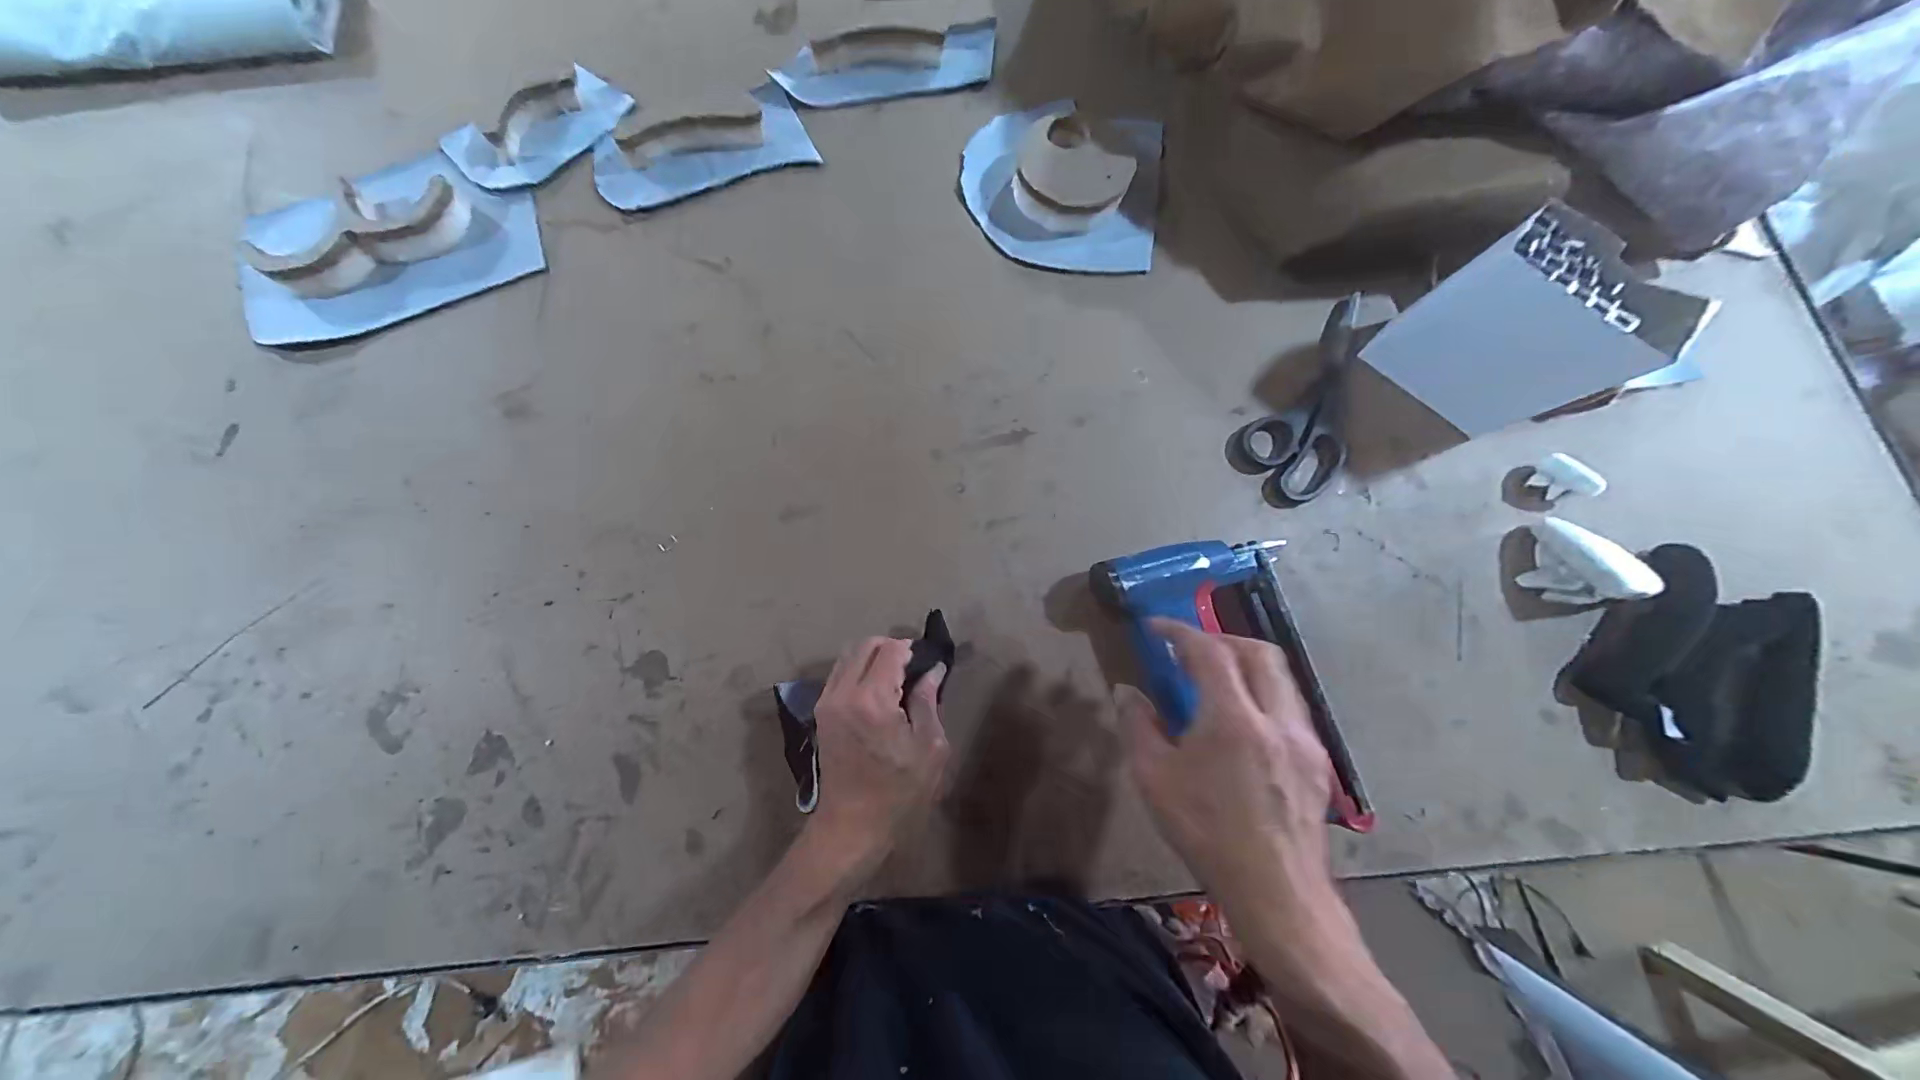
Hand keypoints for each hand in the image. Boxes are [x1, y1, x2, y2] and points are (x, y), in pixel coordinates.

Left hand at [806, 637, 949, 881]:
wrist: (851, 826)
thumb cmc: (898, 792)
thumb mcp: (929, 748)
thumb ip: (929, 701)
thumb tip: (932, 670)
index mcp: (871, 700)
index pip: (890, 650)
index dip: (912, 650)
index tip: (928, 662)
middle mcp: (842, 693)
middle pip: (866, 645)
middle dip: (892, 648)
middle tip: (914, 669)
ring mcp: (826, 702)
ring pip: (849, 656)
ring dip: (874, 658)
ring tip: (897, 679)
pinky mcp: (820, 712)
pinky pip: (840, 674)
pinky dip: (859, 671)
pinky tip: (878, 692)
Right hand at [1118, 618, 1333, 906]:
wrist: (1277, 892)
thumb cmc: (1206, 833)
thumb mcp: (1155, 780)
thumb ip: (1137, 726)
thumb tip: (1127, 691)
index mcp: (1233, 719)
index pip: (1209, 652)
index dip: (1180, 632)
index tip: (1156, 627)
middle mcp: (1277, 718)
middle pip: (1258, 652)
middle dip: (1221, 639)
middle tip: (1191, 647)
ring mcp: (1305, 739)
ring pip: (1282, 677)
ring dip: (1247, 663)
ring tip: (1217, 677)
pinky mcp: (1318, 761)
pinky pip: (1291, 705)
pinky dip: (1264, 692)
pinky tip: (1243, 720)